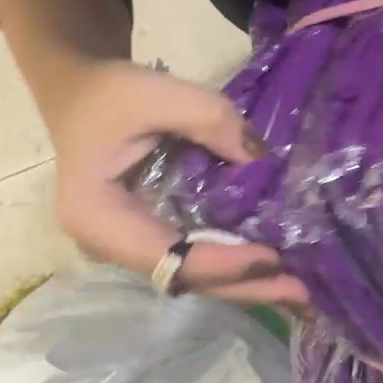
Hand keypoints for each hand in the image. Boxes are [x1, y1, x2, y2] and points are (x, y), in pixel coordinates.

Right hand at [37, 56, 309, 306]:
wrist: (81, 88)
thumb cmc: (111, 92)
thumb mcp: (158, 93)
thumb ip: (211, 119)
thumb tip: (262, 159)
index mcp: (96, 216)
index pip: (166, 256)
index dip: (220, 262)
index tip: (272, 257)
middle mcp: (110, 244)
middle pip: (185, 278)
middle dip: (245, 286)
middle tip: (301, 294)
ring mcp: (132, 245)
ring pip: (194, 275)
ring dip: (247, 283)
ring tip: (299, 292)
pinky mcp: (154, 236)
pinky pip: (197, 259)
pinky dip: (236, 266)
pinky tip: (277, 271)